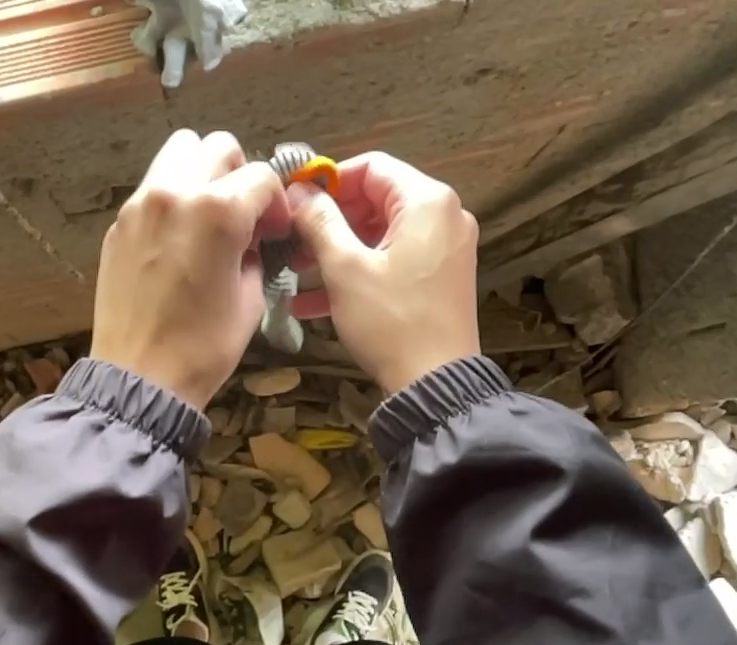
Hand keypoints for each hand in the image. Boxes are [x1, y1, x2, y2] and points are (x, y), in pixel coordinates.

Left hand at [92, 130, 287, 407]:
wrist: (140, 379)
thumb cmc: (203, 350)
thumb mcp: (248, 302)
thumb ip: (254, 256)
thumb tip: (250, 241)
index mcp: (218, 212)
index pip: (261, 177)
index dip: (277, 204)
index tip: (275, 231)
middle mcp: (176, 193)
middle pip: (217, 148)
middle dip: (239, 176)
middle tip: (242, 216)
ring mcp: (141, 205)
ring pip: (178, 154)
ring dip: (201, 175)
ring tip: (207, 218)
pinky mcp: (118, 226)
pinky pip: (152, 190)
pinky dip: (172, 201)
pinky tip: (177, 243)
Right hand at [287, 153, 480, 394]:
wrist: (434, 384)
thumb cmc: (390, 321)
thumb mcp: (345, 269)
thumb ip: (319, 222)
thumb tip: (299, 190)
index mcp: (427, 201)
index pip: (371, 167)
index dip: (327, 181)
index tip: (294, 203)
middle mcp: (444, 218)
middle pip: (376, 203)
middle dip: (329, 224)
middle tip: (291, 245)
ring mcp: (444, 252)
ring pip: (380, 238)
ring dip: (335, 254)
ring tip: (295, 276)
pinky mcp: (439, 283)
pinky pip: (392, 265)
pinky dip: (358, 276)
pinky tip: (313, 303)